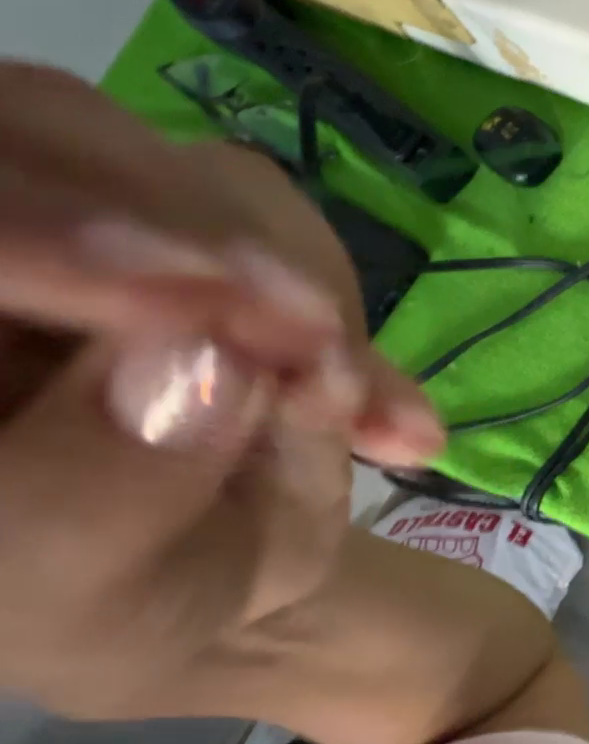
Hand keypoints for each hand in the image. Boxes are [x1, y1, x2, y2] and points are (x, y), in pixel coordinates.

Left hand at [0, 64, 442, 718]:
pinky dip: (359, 323)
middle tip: (316, 346)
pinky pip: (298, 235)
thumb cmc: (109, 601)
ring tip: (362, 419)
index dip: (47, 233)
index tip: (198, 294)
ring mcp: (106, 225)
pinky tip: (386, 418)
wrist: (213, 582)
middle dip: (213, 248)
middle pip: (60, 142)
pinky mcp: (221, 239)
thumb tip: (212, 363)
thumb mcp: (84, 584)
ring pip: (205, 182)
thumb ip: (106, 483)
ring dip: (314, 300)